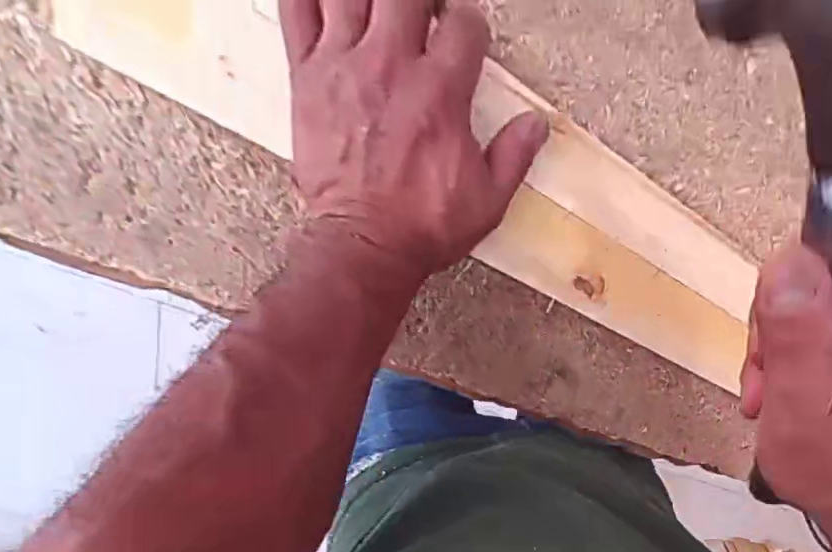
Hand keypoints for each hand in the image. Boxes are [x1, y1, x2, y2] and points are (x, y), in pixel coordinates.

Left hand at [280, 0, 549, 278]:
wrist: (365, 246)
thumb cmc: (422, 227)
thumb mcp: (487, 201)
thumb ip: (513, 156)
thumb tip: (535, 125)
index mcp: (441, 93)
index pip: (464, 25)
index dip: (471, 28)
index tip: (467, 44)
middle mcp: (392, 66)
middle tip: (425, 14)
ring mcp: (345, 66)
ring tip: (382, 14)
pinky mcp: (307, 78)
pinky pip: (296, 7)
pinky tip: (329, 9)